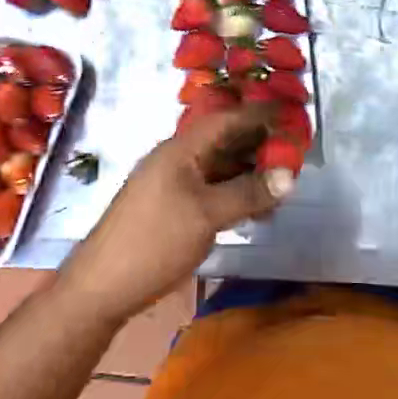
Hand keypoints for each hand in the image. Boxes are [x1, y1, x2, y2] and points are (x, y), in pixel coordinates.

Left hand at [57, 106, 287, 324]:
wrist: (102, 286)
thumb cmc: (155, 241)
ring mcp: (171, 185)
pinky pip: (210, 191)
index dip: (258, 114)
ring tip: (283, 184)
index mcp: (180, 150)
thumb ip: (248, 193)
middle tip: (295, 152)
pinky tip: (256, 210)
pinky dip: (234, 195)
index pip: (225, 120)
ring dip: (249, 173)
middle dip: (258, 145)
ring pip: (218, 169)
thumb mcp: (207, 215)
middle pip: (223, 142)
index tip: (290, 112)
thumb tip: (289, 177)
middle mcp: (175, 160)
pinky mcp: (170, 209)